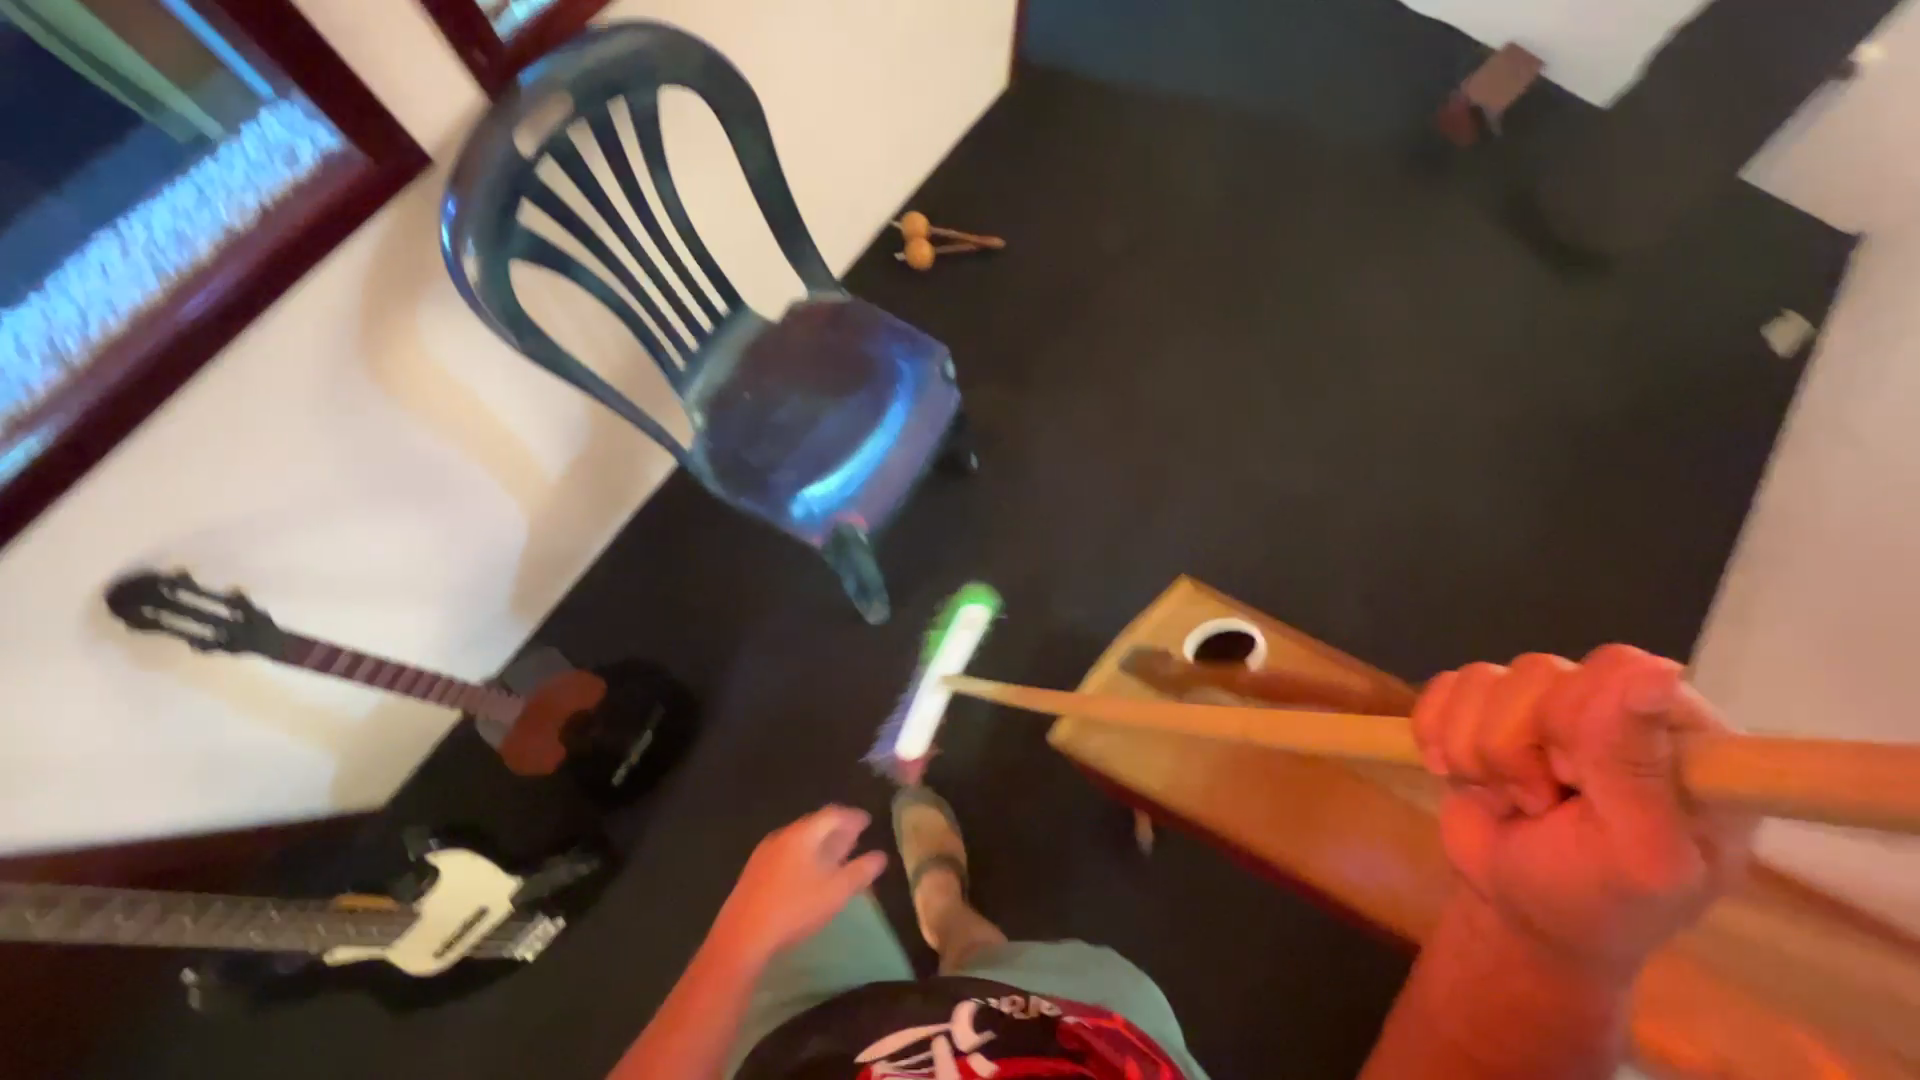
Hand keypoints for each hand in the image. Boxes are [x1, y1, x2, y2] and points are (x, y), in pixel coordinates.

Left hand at [707, 805, 888, 967]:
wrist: (742, 935)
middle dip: (837, 829)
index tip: (867, 822)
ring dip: (820, 843)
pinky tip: (808, 874)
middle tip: (854, 837)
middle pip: (814, 824)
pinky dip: (804, 855)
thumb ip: (861, 872)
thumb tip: (880, 856)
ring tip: (835, 856)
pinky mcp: (755, 871)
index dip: (852, 816)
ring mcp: (765, 853)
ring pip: (799, 839)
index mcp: (803, 834)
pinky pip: (787, 853)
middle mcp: (783, 836)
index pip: (832, 814)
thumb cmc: (795, 908)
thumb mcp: (836, 892)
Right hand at [1412, 645, 1753, 982]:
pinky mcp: (1480, 709)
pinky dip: (1435, 735)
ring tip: (1507, 800)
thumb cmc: (1600, 901)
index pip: (1616, 669)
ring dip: (1476, 753)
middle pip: (1538, 674)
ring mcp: (1542, 705)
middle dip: (1517, 749)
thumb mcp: (1637, 853)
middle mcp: (1612, 705)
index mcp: (1678, 732)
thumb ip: (1635, 764)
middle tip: (1542, 805)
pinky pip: (1444, 688)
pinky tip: (1460, 774)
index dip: (1578, 724)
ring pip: (1482, 681)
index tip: (1580, 785)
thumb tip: (1654, 668)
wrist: (1519, 915)